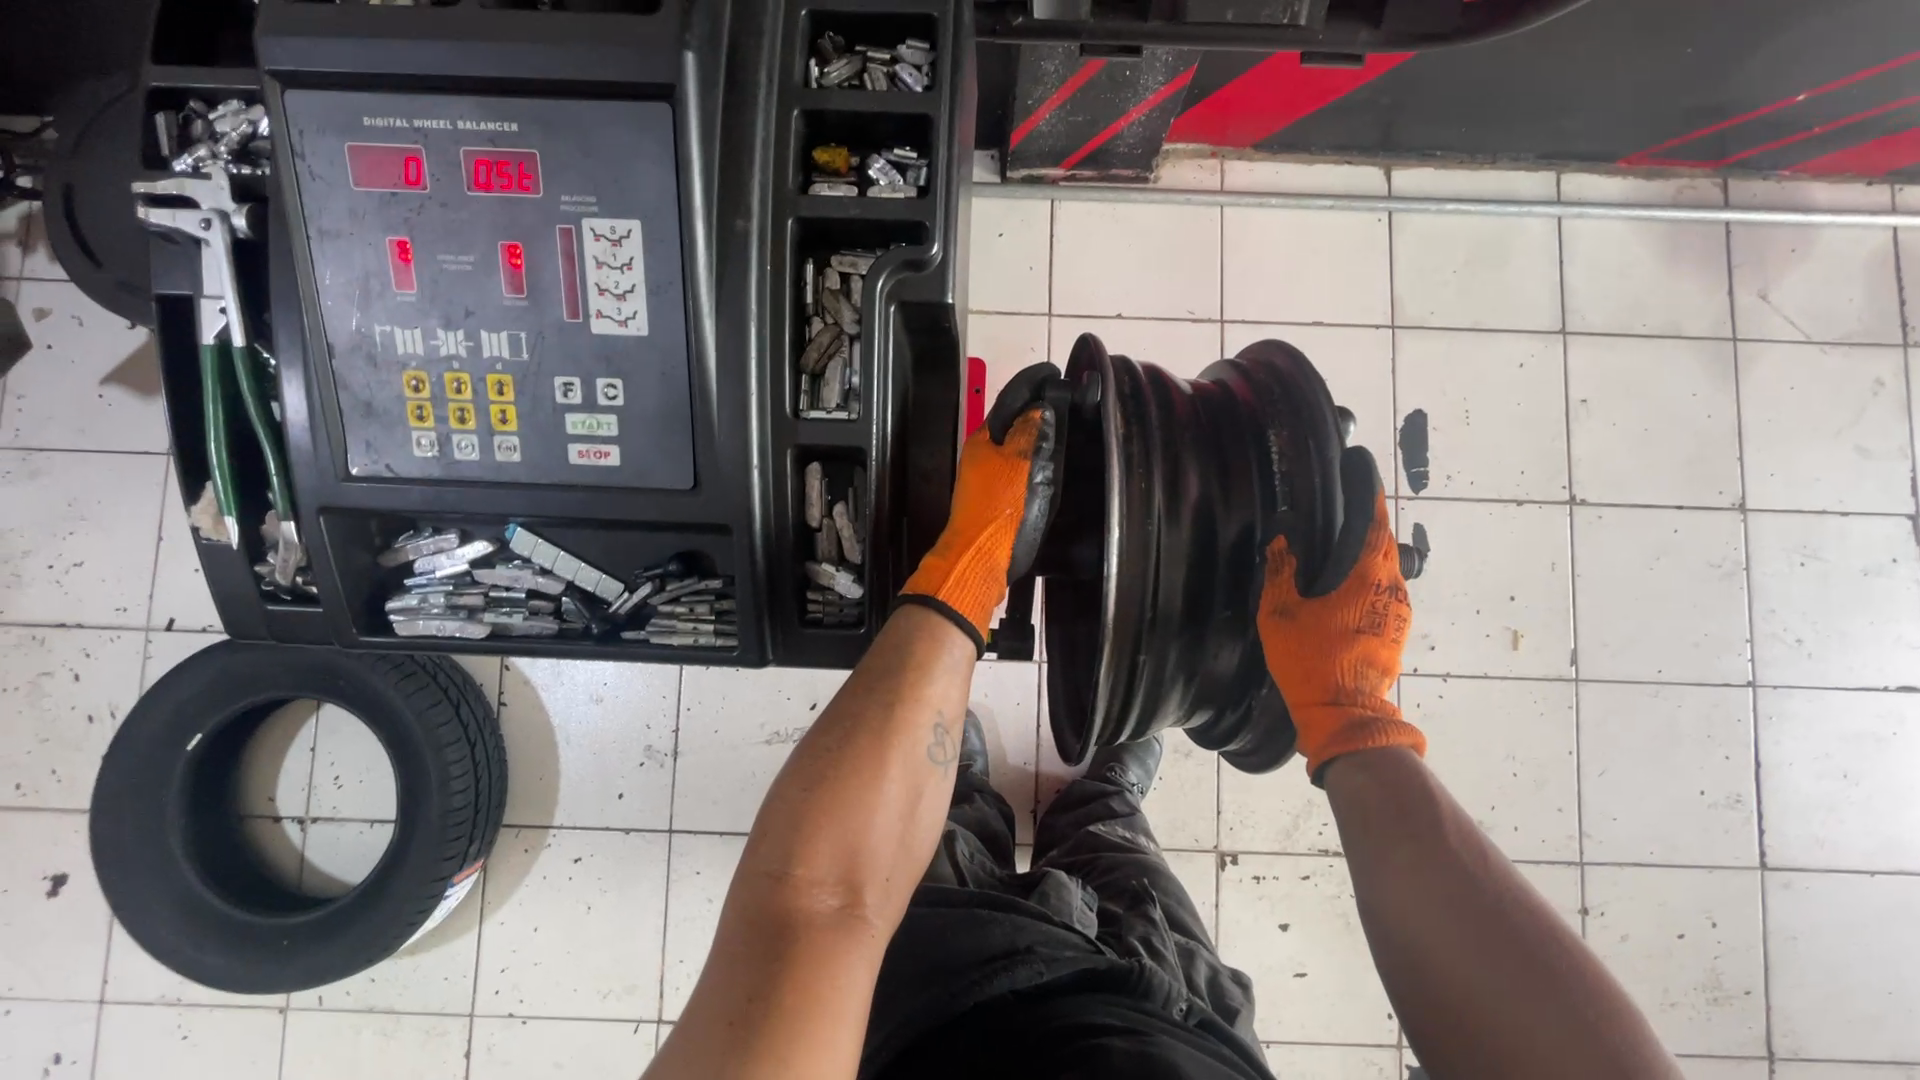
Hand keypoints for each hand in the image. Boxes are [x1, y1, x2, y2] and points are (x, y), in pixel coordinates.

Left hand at [898, 363, 1060, 651]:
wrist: (978, 561)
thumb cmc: (1000, 511)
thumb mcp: (1021, 464)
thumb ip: (1031, 431)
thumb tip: (1040, 406)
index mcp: (985, 439)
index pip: (1011, 398)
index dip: (1034, 383)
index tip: (1057, 374)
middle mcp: (982, 454)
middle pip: (1012, 421)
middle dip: (1037, 407)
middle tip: (1069, 399)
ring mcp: (986, 478)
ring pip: (1016, 445)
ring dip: (1037, 434)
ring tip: (1067, 427)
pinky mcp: (995, 500)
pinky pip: (1019, 468)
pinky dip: (1036, 459)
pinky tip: (1052, 466)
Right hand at [1257, 450, 1423, 781]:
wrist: (1345, 716)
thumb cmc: (1311, 662)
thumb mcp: (1281, 614)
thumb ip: (1281, 572)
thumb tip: (1282, 538)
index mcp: (1366, 576)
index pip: (1371, 518)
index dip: (1364, 487)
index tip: (1357, 461)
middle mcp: (1392, 586)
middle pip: (1383, 539)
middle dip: (1366, 515)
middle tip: (1343, 498)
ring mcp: (1399, 610)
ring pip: (1386, 565)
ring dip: (1367, 547)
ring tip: (1342, 537)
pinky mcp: (1396, 629)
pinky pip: (1384, 587)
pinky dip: (1367, 572)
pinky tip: (1346, 579)